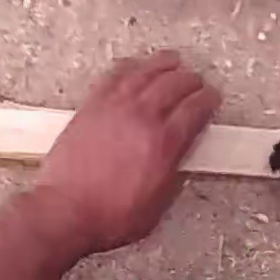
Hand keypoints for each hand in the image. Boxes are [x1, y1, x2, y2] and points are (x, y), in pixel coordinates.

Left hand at [28, 51, 222, 256]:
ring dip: (165, 64)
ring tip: (173, 62)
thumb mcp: (155, 209)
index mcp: (164, 145)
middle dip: (191, 80)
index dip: (208, 101)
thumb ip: (171, 178)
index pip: (195, 110)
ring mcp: (116, 108)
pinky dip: (131, 66)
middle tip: (196, 83)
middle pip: (175, 84)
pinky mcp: (92, 106)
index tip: (212, 100)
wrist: (66, 212)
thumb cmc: (107, 218)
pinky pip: (116, 74)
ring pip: (147, 71)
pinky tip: (135, 66)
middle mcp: (143, 118)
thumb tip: (179, 163)